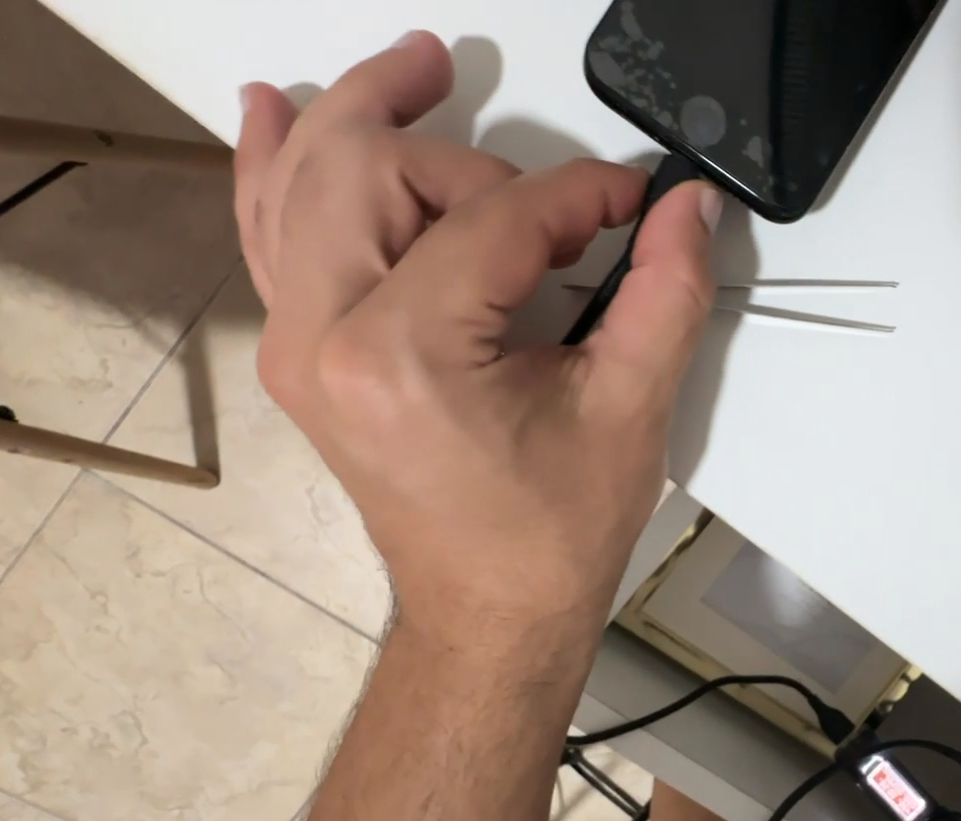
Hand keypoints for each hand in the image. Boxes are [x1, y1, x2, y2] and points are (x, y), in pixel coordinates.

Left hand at [234, 32, 721, 633]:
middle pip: (373, 170)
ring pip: (303, 184)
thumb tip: (687, 212)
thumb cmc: (555, 534)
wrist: (494, 610)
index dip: (583, 195)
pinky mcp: (308, 358)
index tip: (636, 202)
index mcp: (410, 354)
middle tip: (555, 172)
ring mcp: (302, 346)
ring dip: (361, 117)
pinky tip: (281, 115)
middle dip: (472, 150)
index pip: (498, 218)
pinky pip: (274, 235)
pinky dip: (281, 167)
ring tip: (419, 69)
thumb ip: (667, 296)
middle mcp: (328, 338)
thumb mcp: (628, 411)